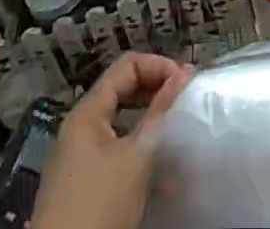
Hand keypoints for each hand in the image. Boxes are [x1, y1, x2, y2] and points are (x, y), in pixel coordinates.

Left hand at [30, 54, 191, 228]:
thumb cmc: (99, 203)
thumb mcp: (136, 156)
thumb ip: (160, 112)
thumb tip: (183, 74)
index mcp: (87, 112)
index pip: (127, 66)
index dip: (158, 67)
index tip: (186, 83)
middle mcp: (82, 128)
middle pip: (125, 94)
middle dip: (158, 96)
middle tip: (187, 104)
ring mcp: (82, 158)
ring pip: (125, 128)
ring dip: (154, 131)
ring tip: (182, 142)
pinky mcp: (87, 186)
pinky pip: (120, 157)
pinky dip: (143, 159)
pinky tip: (166, 178)